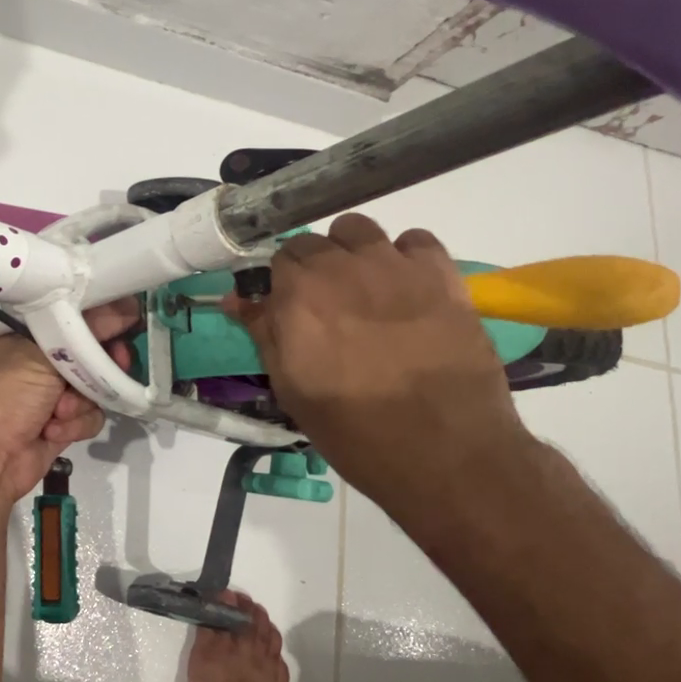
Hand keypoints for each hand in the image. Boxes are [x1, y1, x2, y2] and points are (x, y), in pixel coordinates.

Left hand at [0, 299, 139, 507]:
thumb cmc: (7, 395)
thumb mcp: (44, 355)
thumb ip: (89, 330)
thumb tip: (129, 307)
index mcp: (28, 338)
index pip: (74, 321)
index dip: (101, 323)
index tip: (126, 325)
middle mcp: (41, 365)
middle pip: (91, 355)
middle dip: (101, 364)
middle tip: (116, 364)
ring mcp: (52, 397)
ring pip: (95, 389)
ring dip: (81, 402)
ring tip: (59, 412)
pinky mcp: (63, 426)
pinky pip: (90, 417)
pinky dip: (76, 425)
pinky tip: (53, 432)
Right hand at [223, 214, 532, 509]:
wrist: (443, 451)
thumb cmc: (353, 430)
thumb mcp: (291, 388)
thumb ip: (264, 333)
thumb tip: (237, 298)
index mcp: (297, 296)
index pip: (276, 261)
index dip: (281, 285)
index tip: (288, 308)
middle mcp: (341, 268)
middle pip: (313, 242)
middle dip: (312, 267)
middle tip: (325, 306)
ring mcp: (393, 266)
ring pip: (359, 229)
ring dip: (352, 251)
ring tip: (364, 288)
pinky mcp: (441, 274)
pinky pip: (415, 240)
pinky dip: (405, 256)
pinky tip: (407, 288)